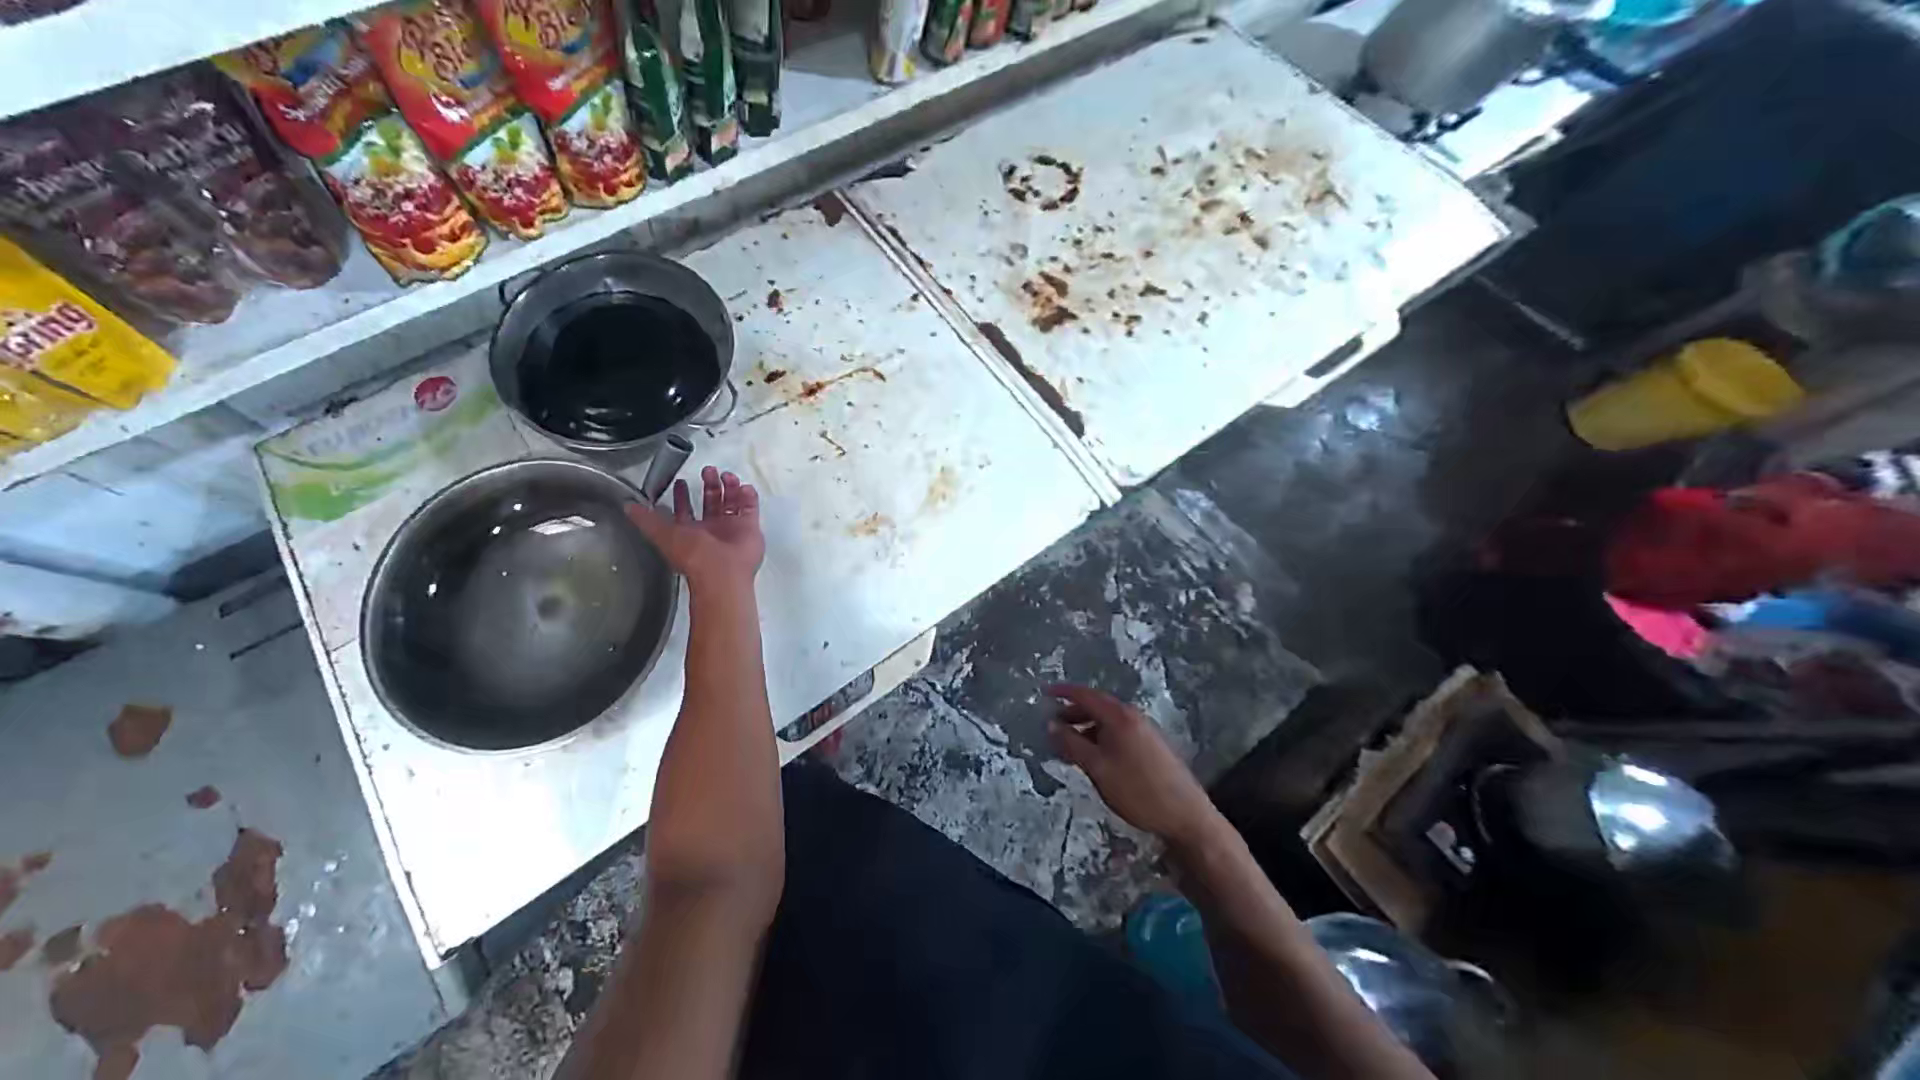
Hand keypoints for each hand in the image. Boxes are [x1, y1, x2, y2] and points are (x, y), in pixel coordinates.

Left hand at [626, 466, 764, 588]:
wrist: (723, 571)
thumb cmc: (692, 554)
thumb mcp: (662, 535)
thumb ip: (646, 520)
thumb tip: (627, 506)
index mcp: (691, 532)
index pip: (686, 510)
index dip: (682, 495)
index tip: (681, 481)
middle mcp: (712, 529)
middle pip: (711, 501)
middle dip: (709, 484)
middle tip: (708, 470)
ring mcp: (732, 528)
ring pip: (731, 502)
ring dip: (729, 487)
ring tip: (727, 475)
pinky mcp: (750, 527)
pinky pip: (750, 508)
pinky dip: (748, 496)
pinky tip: (743, 487)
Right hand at [1047, 684, 1221, 848]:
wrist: (1186, 815)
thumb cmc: (1137, 790)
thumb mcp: (1097, 768)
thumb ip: (1072, 744)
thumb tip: (1051, 725)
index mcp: (1120, 717)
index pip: (1086, 695)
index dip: (1064, 693)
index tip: (1045, 692)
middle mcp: (1133, 717)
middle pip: (1098, 706)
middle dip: (1073, 713)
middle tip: (1052, 725)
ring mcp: (1145, 731)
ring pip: (1108, 722)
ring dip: (1086, 728)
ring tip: (1069, 746)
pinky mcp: (1152, 746)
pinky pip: (1119, 733)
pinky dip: (1100, 738)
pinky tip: (1094, 757)